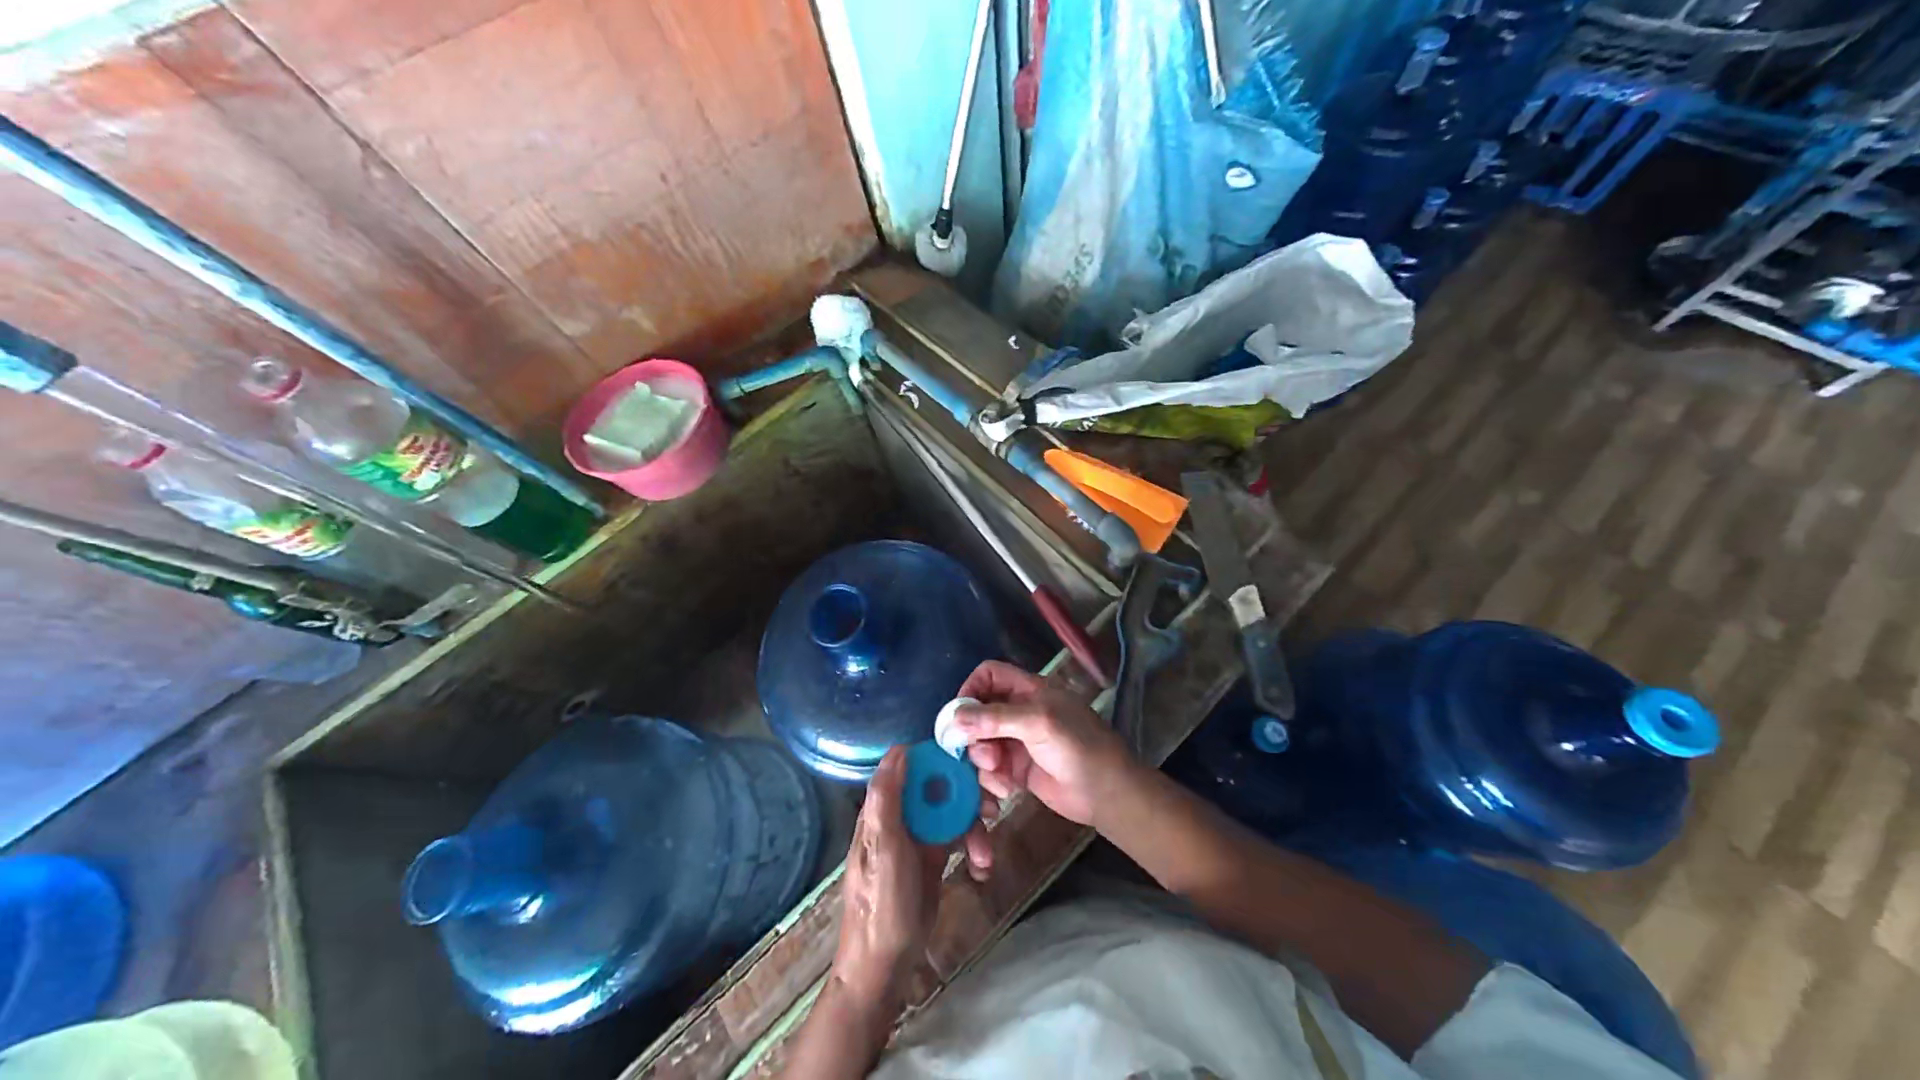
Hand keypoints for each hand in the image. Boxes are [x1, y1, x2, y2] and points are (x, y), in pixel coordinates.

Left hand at [832, 747, 992, 1007]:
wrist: (886, 964)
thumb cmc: (882, 903)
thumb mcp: (883, 846)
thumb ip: (888, 797)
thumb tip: (900, 749)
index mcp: (884, 808)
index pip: (914, 767)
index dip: (943, 762)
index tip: (973, 764)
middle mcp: (901, 817)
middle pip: (940, 788)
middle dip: (968, 796)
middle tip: (994, 807)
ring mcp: (919, 838)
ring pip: (954, 814)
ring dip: (975, 829)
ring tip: (985, 856)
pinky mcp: (934, 858)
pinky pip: (960, 839)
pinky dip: (974, 849)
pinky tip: (981, 869)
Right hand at [953, 660, 1138, 826]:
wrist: (1106, 792)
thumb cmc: (1078, 746)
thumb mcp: (1038, 723)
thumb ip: (995, 718)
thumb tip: (954, 718)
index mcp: (1028, 690)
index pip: (989, 675)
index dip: (971, 689)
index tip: (960, 715)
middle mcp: (1019, 711)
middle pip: (979, 713)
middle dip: (974, 734)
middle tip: (981, 754)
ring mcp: (1017, 741)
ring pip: (981, 743)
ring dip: (983, 760)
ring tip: (998, 774)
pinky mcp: (1016, 769)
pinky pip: (990, 769)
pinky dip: (992, 779)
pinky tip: (1007, 789)